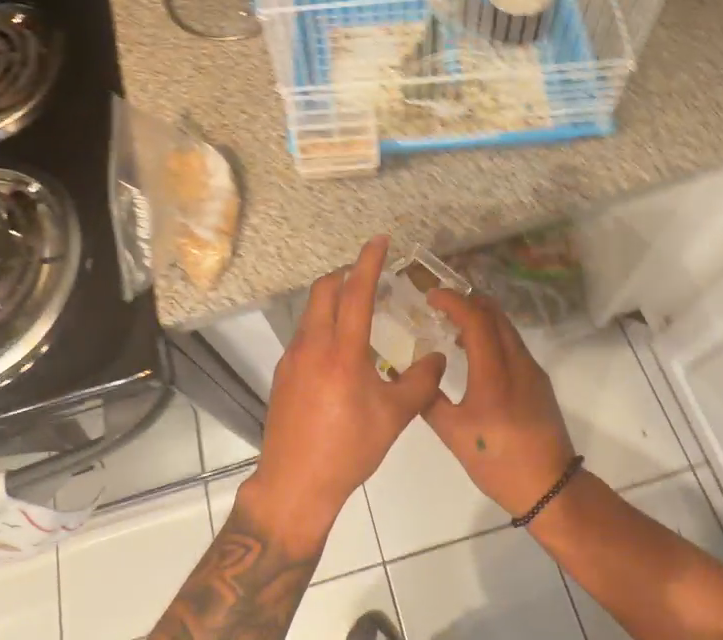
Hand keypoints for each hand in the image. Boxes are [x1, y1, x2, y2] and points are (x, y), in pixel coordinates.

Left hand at [247, 236, 443, 541]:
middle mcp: (312, 344)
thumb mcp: (394, 417)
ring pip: (311, 311)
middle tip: (370, 274)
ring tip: (359, 309)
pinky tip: (340, 349)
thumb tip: (439, 358)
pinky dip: (323, 324)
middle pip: (325, 290)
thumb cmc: (349, 449)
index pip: (355, 292)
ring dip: (333, 299)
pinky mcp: (283, 372)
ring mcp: (292, 357)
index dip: (368, 262)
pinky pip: (304, 333)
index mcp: (342, 351)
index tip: (380, 240)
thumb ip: (420, 383)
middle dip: (346, 274)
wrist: (294, 483)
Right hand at [421, 289, 576, 516]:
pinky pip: (513, 344)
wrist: (551, 488)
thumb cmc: (497, 462)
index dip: (453, 301)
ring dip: (481, 317)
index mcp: (494, 374)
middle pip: (495, 314)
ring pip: (506, 328)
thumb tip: (413, 376)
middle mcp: (517, 363)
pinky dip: (492, 335)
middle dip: (466, 301)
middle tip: (440, 304)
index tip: (431, 296)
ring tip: (454, 326)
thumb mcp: (453, 435)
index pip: (475, 320)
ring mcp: (532, 371)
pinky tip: (476, 353)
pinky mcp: (539, 382)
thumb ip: (430, 400)